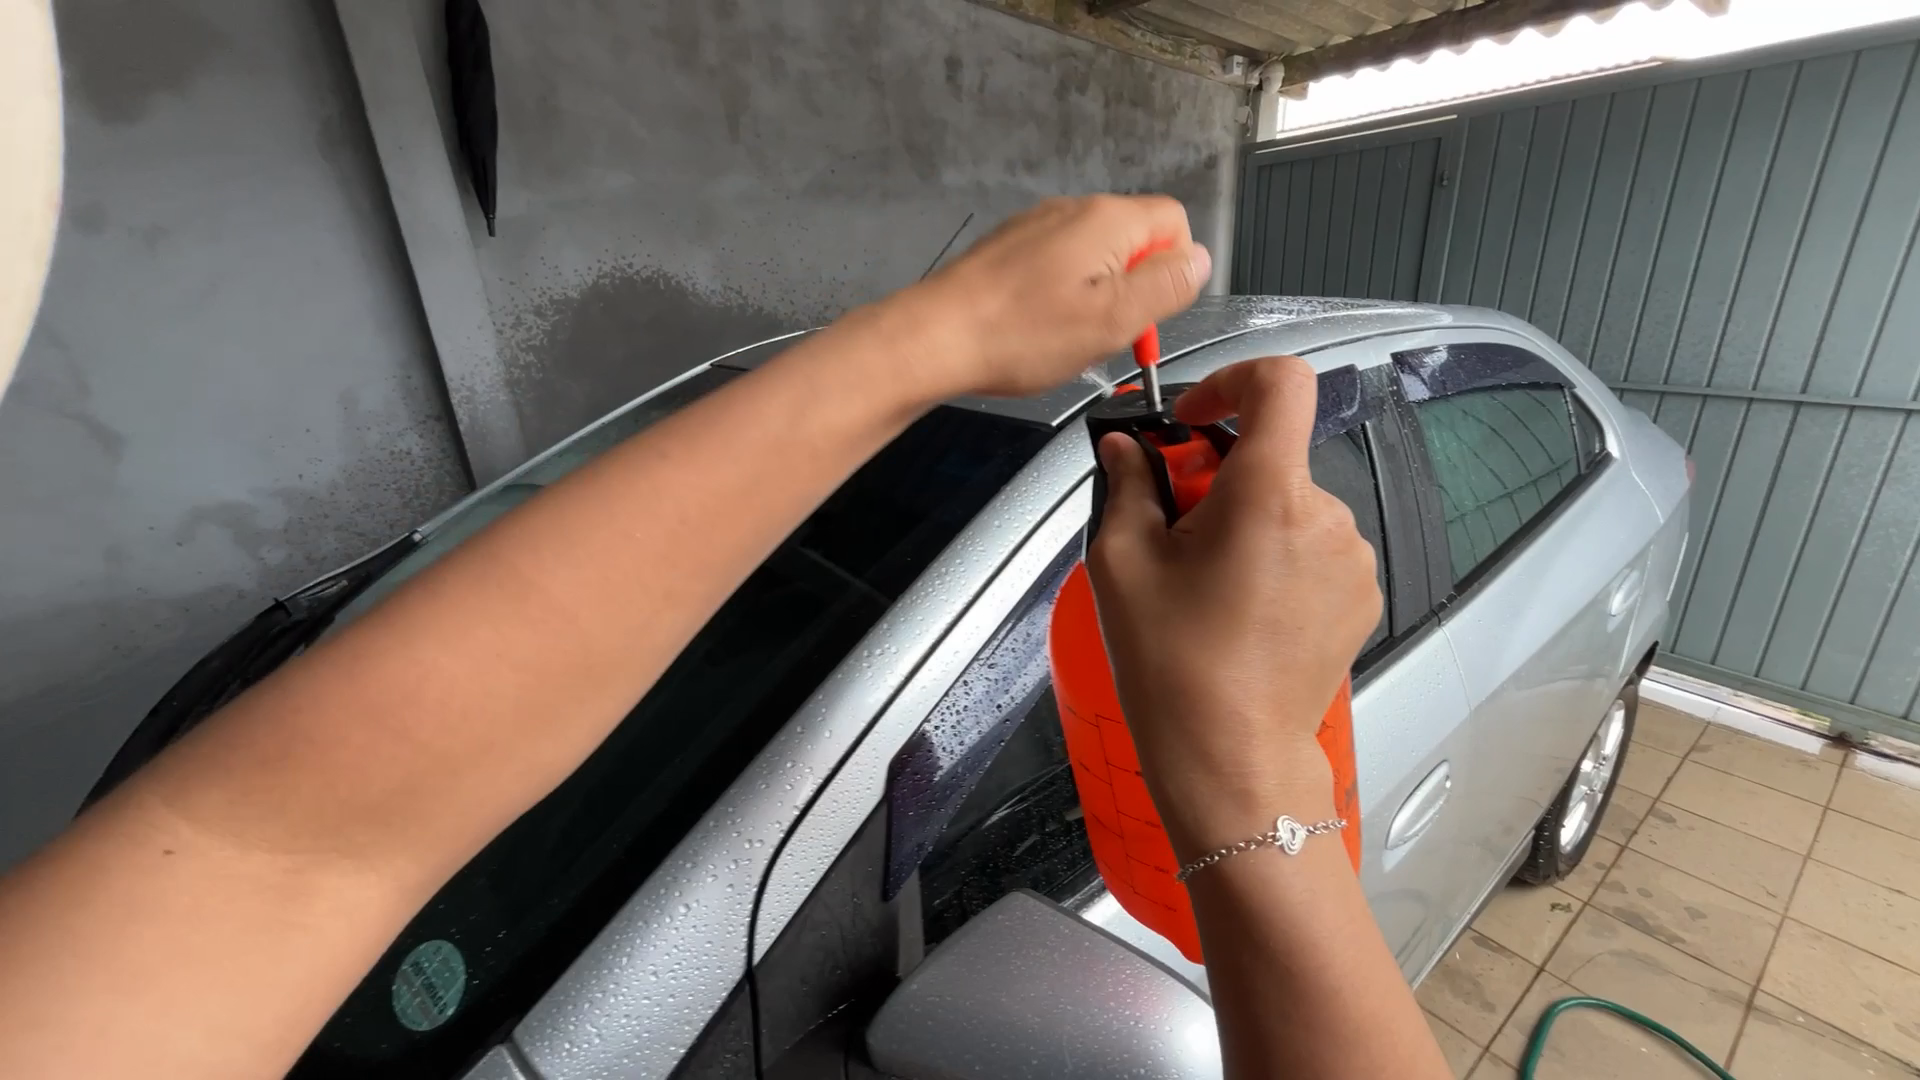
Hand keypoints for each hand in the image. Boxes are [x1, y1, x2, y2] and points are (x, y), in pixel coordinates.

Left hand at [895, 196, 1211, 397]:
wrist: (934, 338)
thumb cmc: (1024, 334)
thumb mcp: (1113, 320)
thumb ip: (1166, 286)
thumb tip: (1199, 260)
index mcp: (1108, 220)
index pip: (1174, 222)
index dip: (1174, 271)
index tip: (1147, 316)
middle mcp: (1072, 209)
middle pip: (1131, 240)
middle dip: (1130, 289)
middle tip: (1104, 336)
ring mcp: (1033, 226)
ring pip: (1090, 257)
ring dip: (1093, 297)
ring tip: (1063, 338)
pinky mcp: (1005, 251)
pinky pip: (1052, 267)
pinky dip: (1056, 298)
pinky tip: (1033, 330)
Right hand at [1085, 357, 1380, 857]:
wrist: (1230, 757)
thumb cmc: (1169, 659)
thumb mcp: (1121, 562)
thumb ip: (1128, 484)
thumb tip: (1126, 447)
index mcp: (1269, 495)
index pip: (1281, 383)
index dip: (1231, 382)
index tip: (1191, 423)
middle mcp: (1328, 516)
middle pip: (1273, 456)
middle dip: (1218, 476)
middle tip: (1174, 534)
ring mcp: (1354, 559)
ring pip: (1291, 504)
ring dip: (1247, 519)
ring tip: (1206, 584)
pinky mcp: (1362, 596)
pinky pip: (1314, 545)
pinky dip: (1277, 553)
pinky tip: (1244, 609)